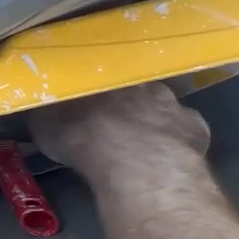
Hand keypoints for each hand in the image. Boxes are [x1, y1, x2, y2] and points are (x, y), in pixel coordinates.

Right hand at [31, 81, 210, 187]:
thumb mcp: (43, 124)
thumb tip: (40, 106)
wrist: (135, 164)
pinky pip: (184, 129)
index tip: (79, 102)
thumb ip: (45, 111)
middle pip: (130, 88)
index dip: (87, 90)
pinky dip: (175, 137)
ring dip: (150, 117)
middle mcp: (138, 81)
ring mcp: (173, 104)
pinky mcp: (198, 129)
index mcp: (101, 74)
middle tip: (108, 119)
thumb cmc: (82, 137)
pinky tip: (163, 152)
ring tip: (136, 139)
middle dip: (121, 101)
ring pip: (159, 106)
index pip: (93, 75)